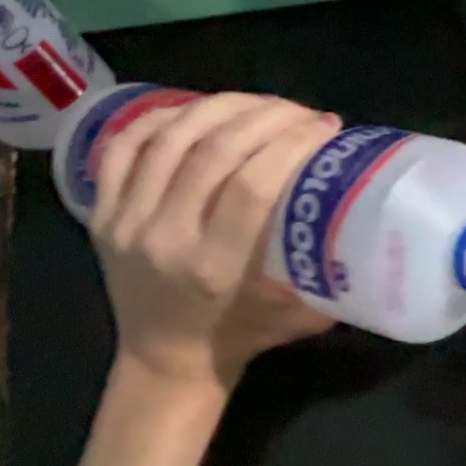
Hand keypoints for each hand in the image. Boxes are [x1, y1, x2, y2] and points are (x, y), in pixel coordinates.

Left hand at [90, 93, 341, 389]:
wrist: (163, 361)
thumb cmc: (241, 337)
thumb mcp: (298, 315)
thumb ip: (328, 270)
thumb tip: (364, 211)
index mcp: (214, 268)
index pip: (251, 186)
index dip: (292, 144)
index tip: (326, 127)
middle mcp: (163, 238)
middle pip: (213, 151)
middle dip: (266, 116)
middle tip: (303, 112)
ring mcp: (124, 222)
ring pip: (170, 138)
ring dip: (223, 107)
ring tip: (262, 103)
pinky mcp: (101, 212)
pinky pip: (124, 146)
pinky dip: (164, 117)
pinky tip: (200, 109)